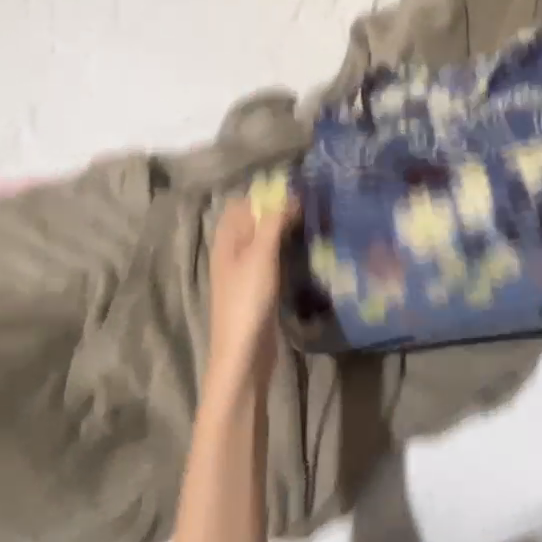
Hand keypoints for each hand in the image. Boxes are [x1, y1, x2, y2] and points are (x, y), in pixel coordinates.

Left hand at [207, 194, 296, 382]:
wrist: (244, 354)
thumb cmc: (247, 301)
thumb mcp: (261, 255)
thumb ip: (274, 221)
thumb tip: (290, 193)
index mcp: (226, 241)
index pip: (242, 204)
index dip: (265, 193)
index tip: (295, 187)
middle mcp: (234, 253)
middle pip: (255, 221)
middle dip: (279, 210)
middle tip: (312, 203)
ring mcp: (247, 272)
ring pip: (266, 241)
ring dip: (286, 230)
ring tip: (314, 221)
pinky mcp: (261, 289)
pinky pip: (274, 259)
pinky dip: (288, 251)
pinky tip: (308, 251)